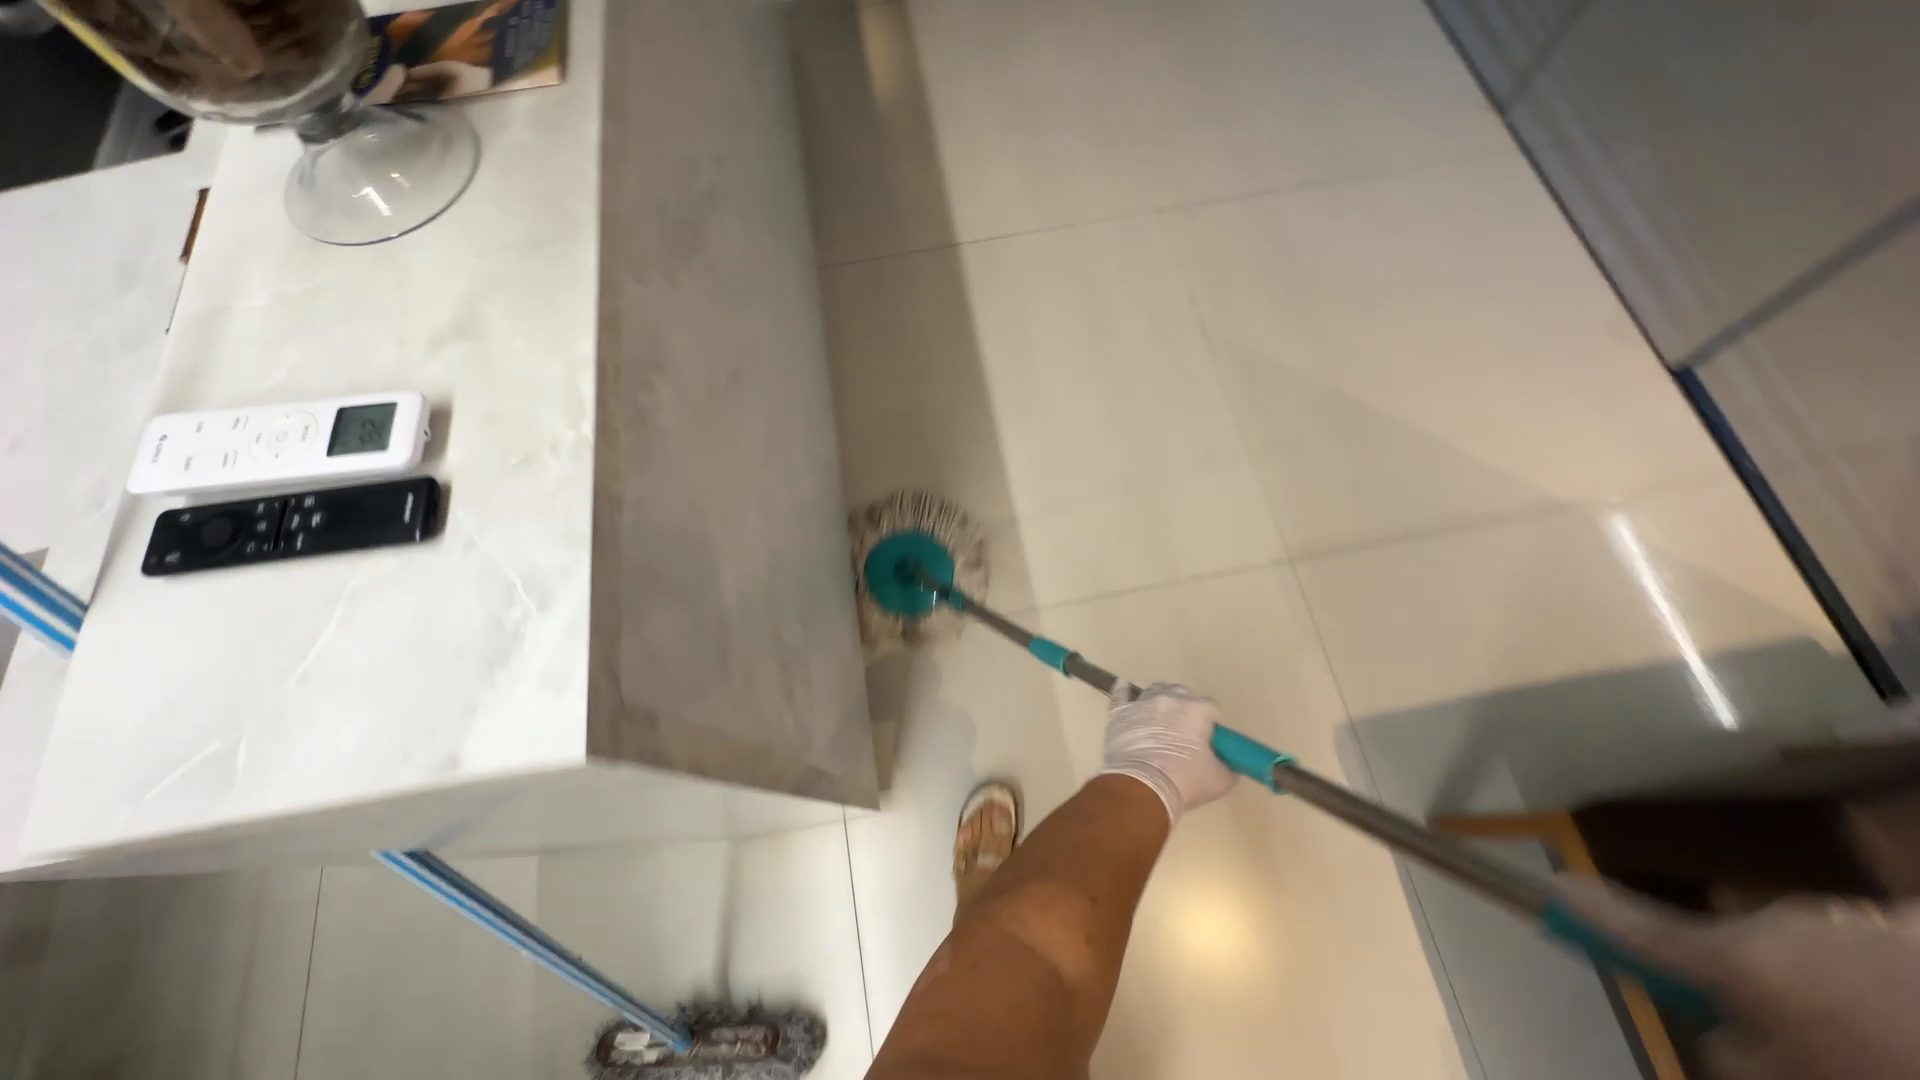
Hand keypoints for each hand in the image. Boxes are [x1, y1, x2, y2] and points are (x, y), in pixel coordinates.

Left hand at [1098, 682, 1234, 821]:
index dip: (1211, 722)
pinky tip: (1124, 687)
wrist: (1142, 786)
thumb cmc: (1185, 781)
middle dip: (1186, 708)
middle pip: (1182, 694)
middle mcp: (1170, 699)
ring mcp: (1142, 703)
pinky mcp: (1120, 713)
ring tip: (1160, 716)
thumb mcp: (1219, 780)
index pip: (1211, 707)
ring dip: (1160, 699)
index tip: (1208, 738)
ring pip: (1155, 691)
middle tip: (1184, 730)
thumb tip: (1232, 768)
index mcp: (1197, 710)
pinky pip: (1121, 694)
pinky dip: (1123, 691)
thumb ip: (1229, 769)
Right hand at [1560, 878, 1919, 1079]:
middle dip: (1755, 980)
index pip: (1638, 929)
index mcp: (1742, 961)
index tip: (1553, 886)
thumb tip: (1722, 1021)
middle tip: (1804, 1041)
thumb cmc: (1876, 1073)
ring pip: (1816, 946)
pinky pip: (1880, 944)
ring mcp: (1865, 918)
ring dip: (1833, 982)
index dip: (1587, 911)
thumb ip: (1730, 1048)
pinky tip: (1913, 1011)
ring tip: (1887, 1034)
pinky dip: (1890, 976)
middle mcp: (1788, 923)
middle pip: (1743, 943)